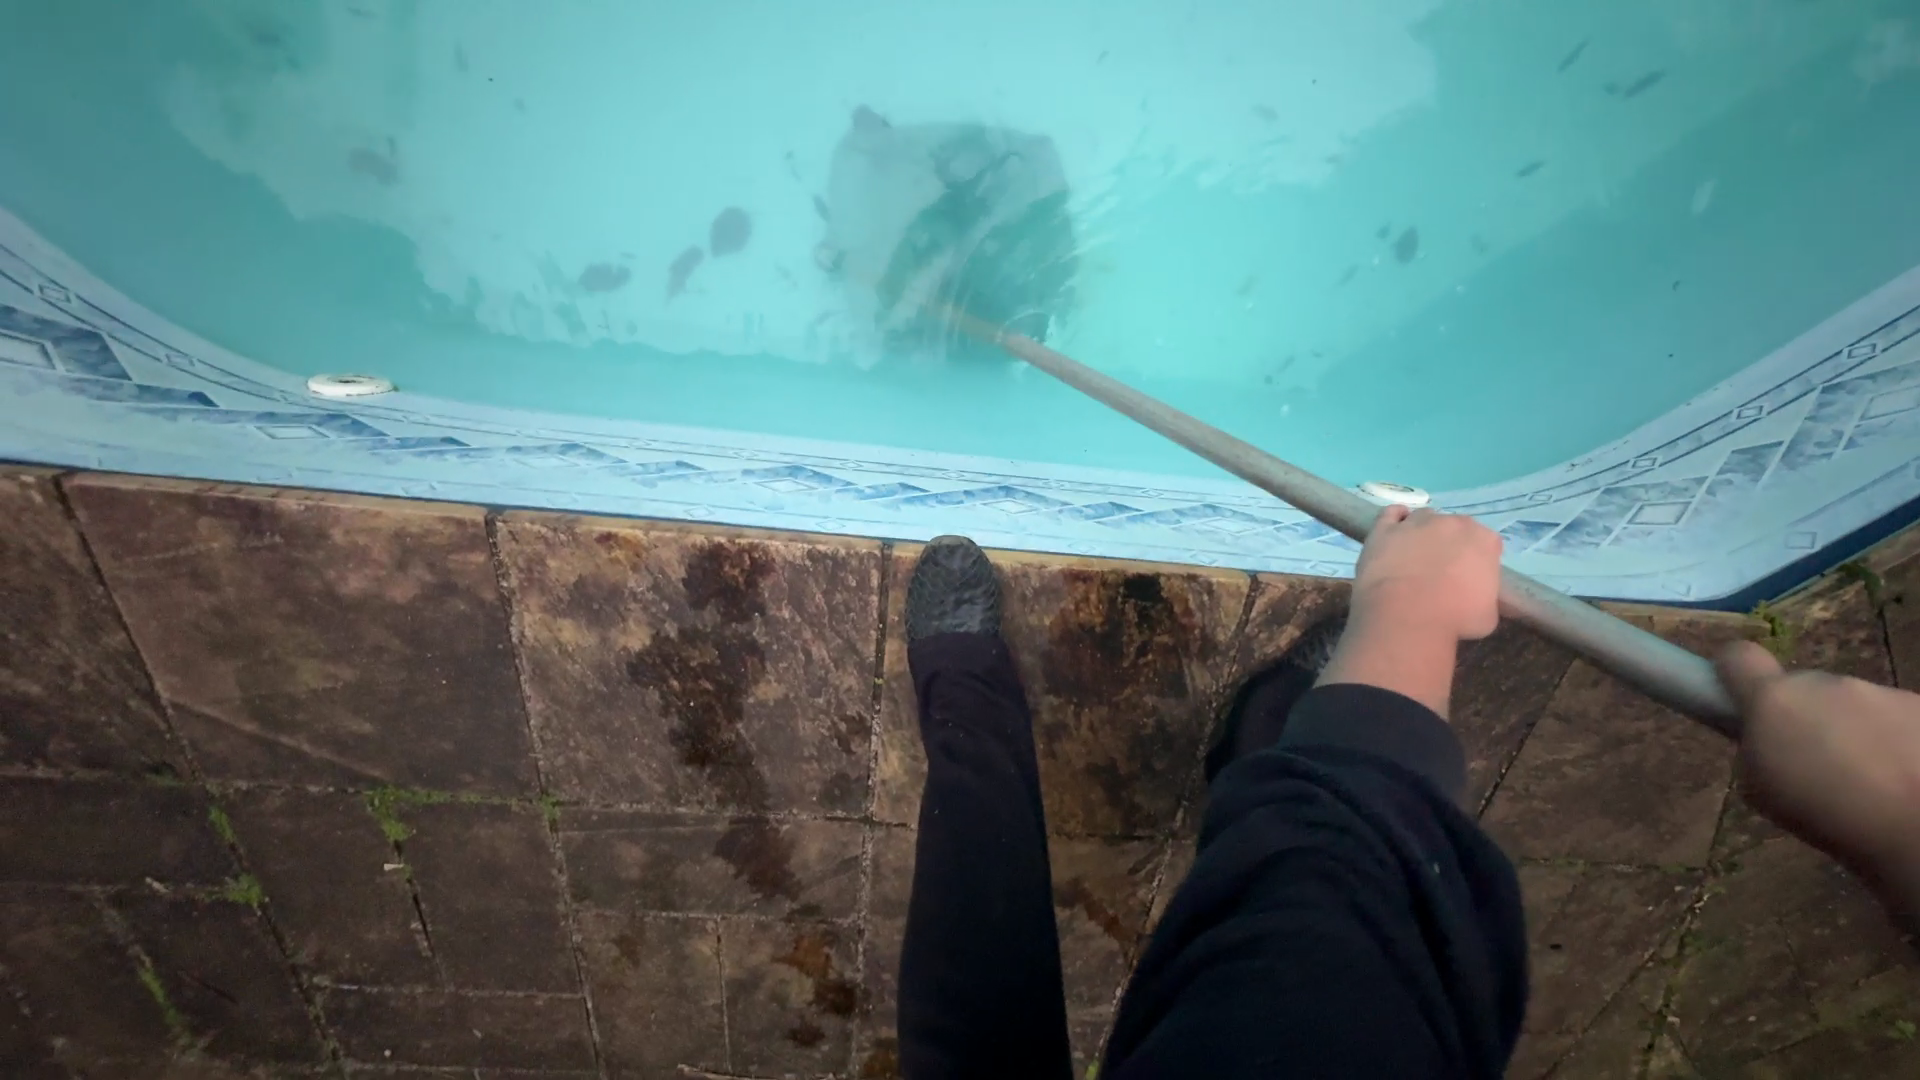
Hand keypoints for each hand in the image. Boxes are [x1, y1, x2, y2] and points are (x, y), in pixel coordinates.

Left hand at [1350, 506, 1502, 641]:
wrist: (1405, 615)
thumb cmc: (1455, 618)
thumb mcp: (1488, 613)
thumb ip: (1486, 596)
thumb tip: (1486, 601)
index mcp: (1484, 541)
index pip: (1483, 542)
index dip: (1473, 558)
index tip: (1466, 574)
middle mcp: (1451, 524)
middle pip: (1451, 527)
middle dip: (1447, 543)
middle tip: (1437, 567)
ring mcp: (1415, 523)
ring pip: (1422, 518)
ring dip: (1420, 532)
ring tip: (1412, 553)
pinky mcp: (1383, 529)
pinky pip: (1390, 514)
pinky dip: (1393, 519)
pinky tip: (1393, 531)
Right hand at [1717, 641, 1919, 916]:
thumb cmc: (1827, 812)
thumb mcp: (1757, 785)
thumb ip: (1756, 745)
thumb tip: (1772, 738)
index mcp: (1774, 697)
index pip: (1737, 655)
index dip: (1734, 671)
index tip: (1738, 697)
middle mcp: (1830, 685)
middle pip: (1806, 687)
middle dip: (1806, 713)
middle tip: (1816, 757)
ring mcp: (1890, 696)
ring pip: (1858, 705)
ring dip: (1857, 729)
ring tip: (1874, 777)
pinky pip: (1903, 722)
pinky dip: (1901, 744)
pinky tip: (1907, 779)